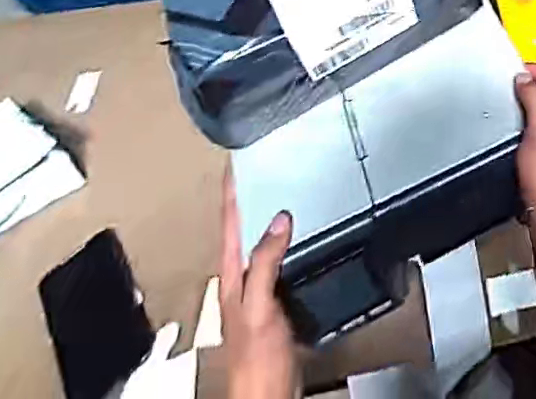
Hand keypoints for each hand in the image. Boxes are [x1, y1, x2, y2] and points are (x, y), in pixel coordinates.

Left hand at [219, 164, 296, 398]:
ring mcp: (260, 286)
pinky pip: (283, 254)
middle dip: (252, 194)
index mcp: (232, 273)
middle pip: (245, 226)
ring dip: (270, 212)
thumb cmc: (257, 357)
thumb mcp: (258, 306)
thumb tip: (280, 217)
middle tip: (268, 161)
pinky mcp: (279, 295)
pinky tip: (305, 227)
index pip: (230, 221)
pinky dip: (290, 234)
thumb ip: (265, 262)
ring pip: (264, 238)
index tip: (236, 161)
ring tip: (286, 183)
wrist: (269, 398)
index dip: (231, 191)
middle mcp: (242, 274)